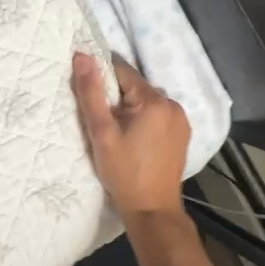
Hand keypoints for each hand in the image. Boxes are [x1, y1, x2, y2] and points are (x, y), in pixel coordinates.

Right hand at [72, 51, 190, 219]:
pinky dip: (143, 119)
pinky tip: (133, 139)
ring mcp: (181, 120)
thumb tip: (82, 55)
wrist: (152, 210)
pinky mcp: (182, 134)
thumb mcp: (101, 132)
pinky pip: (157, 114)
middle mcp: (173, 105)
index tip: (89, 95)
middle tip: (101, 120)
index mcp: (154, 101)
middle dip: (115, 96)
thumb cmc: (124, 172)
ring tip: (116, 131)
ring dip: (129, 108)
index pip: (122, 71)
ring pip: (145, 100)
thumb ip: (91, 92)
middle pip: (135, 86)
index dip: (102, 79)